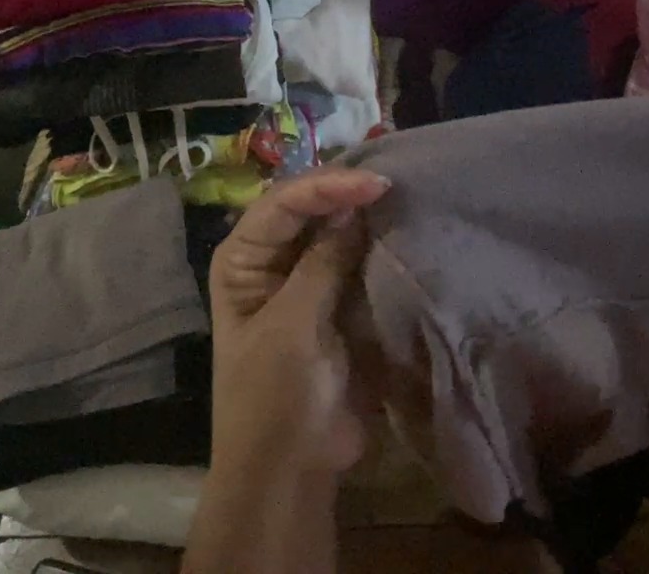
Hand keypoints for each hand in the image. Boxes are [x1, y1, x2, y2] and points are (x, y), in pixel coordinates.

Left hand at [207, 167, 390, 477]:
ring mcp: (308, 281)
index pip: (284, 204)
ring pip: (338, 232)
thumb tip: (353, 208)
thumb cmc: (274, 397)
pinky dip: (379, 246)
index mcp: (244, 258)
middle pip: (310, 209)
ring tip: (404, 193)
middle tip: (394, 178)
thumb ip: (323, 264)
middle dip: (346, 192)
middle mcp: (273, 259)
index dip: (327, 187)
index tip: (376, 184)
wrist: (292, 469)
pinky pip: (360, 263)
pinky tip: (405, 229)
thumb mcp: (294, 326)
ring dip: (366, 215)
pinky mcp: (340, 303)